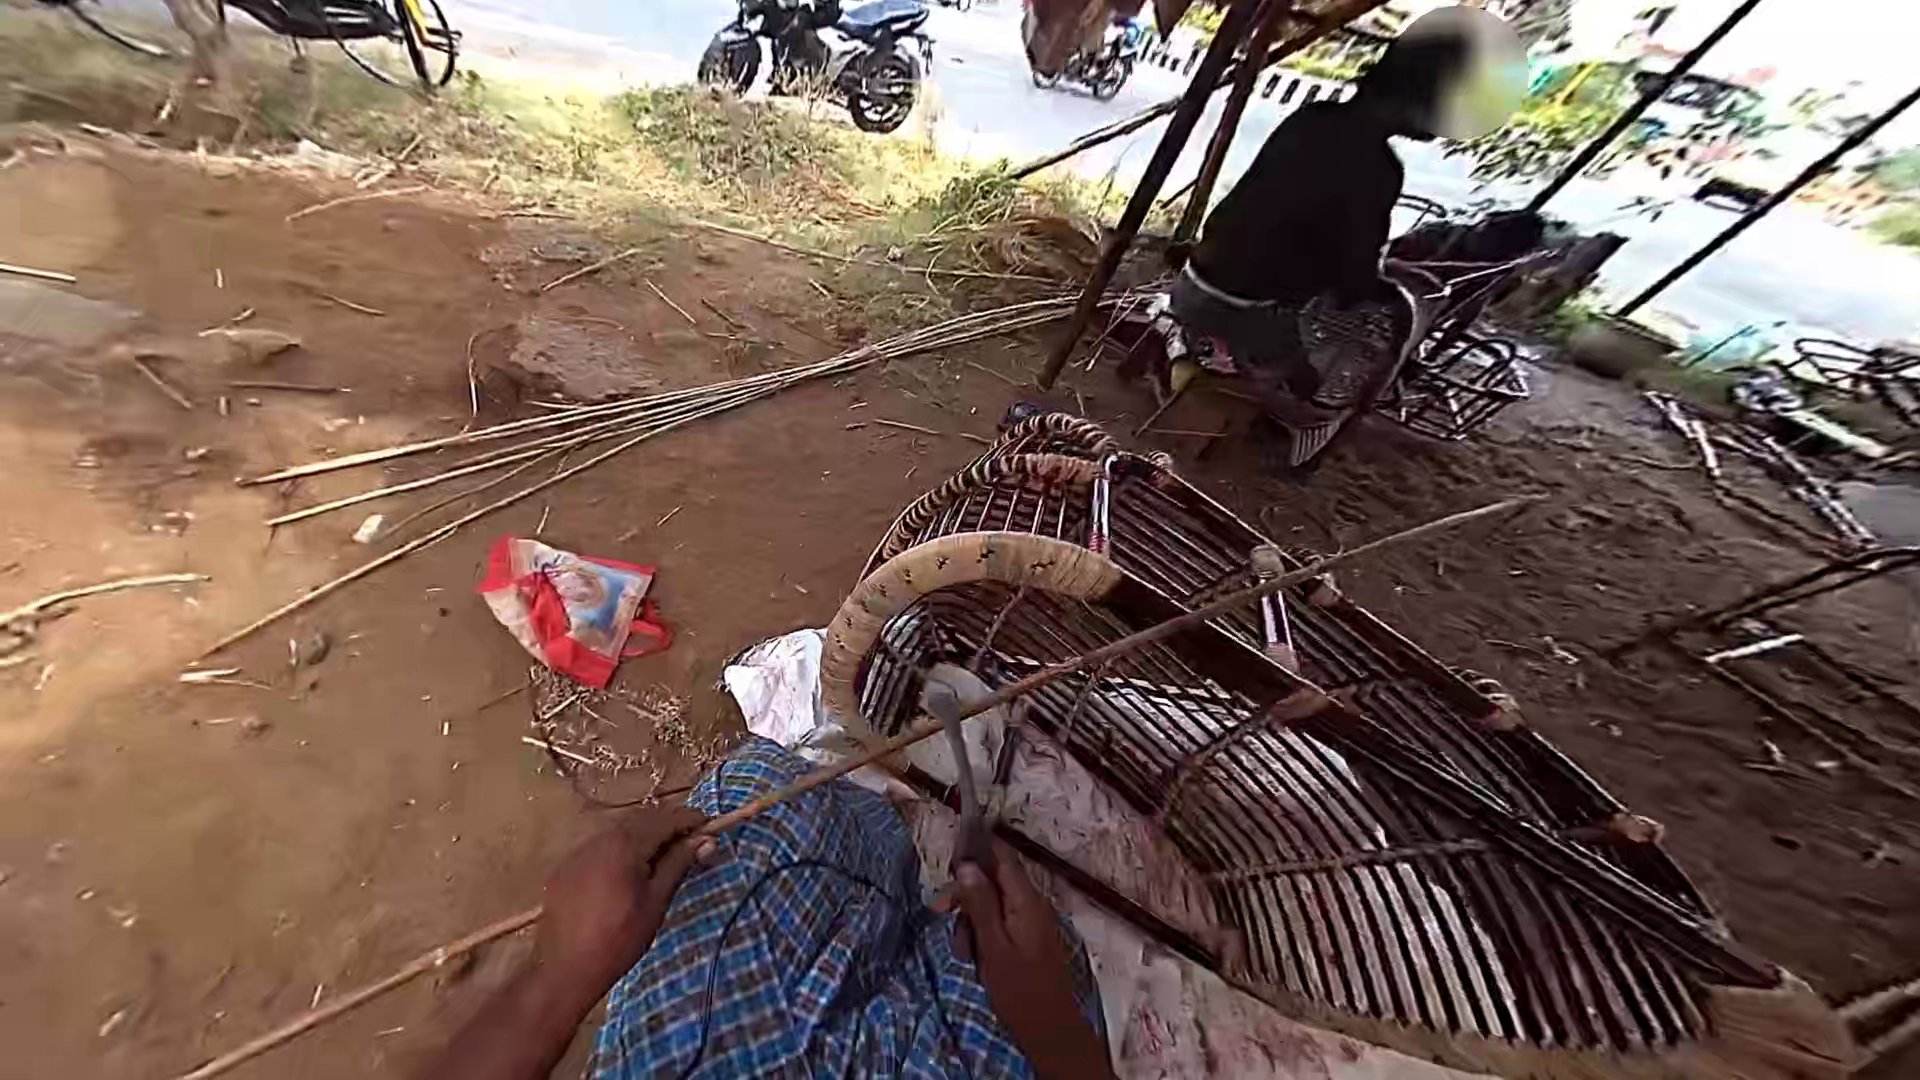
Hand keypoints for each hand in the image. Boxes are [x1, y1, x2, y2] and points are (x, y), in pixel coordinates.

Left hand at [533, 805, 710, 1011]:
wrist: (561, 975)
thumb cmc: (618, 939)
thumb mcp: (656, 900)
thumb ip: (679, 862)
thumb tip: (707, 839)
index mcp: (625, 845)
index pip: (667, 818)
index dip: (692, 819)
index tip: (711, 827)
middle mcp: (601, 838)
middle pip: (645, 817)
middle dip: (670, 824)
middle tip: (691, 842)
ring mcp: (580, 851)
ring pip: (623, 828)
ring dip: (647, 833)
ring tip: (663, 855)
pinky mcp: (567, 866)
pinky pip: (603, 843)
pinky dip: (624, 846)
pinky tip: (630, 868)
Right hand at [955, 843, 1113, 1079]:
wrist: (1054, 1036)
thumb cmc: (1022, 992)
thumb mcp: (993, 948)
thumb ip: (980, 904)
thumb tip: (966, 864)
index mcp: (1026, 898)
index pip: (1001, 854)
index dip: (975, 849)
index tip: (950, 860)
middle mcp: (1032, 902)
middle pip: (993, 880)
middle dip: (967, 896)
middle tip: (941, 912)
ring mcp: (1033, 920)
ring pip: (994, 904)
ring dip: (973, 921)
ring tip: (966, 954)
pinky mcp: (1030, 937)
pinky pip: (1003, 922)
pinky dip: (986, 935)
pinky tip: (978, 960)